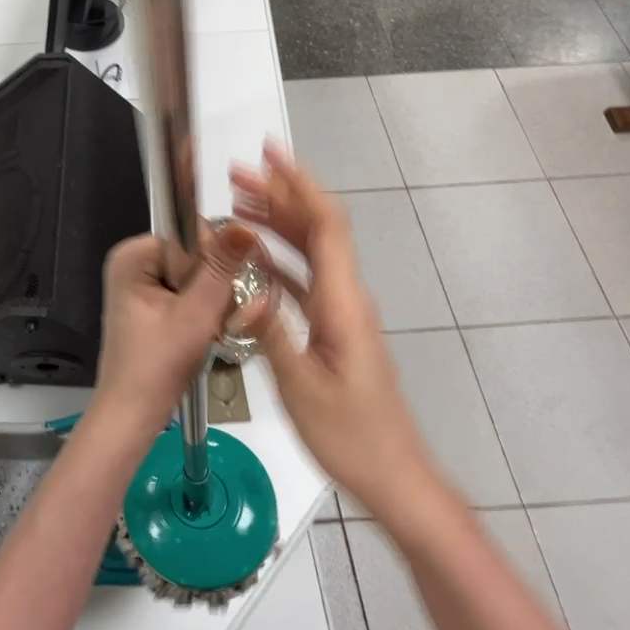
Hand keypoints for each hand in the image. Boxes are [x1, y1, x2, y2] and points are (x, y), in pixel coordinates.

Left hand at [94, 224, 258, 429]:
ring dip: (211, 302)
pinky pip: (189, 291)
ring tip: (207, 330)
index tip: (216, 298)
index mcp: (133, 254)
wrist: (133, 413)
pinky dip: (202, 312)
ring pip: (198, 275)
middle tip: (215, 321)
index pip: (193, 235)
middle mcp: (133, 260)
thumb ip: (220, 267)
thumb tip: (242, 226)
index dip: (213, 264)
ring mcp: (141, 282)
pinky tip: (202, 333)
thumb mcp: (196, 313)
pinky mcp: (150, 302)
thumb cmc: (158, 365)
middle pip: (196, 254)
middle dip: (213, 287)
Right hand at [233, 142, 441, 509]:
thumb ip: (269, 331)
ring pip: (309, 252)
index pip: (326, 224)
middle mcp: (346, 297)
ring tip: (236, 207)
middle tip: (236, 176)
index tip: (270, 155)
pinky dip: (277, 261)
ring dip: (275, 225)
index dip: (299, 184)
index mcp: (342, 302)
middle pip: (316, 229)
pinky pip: (304, 280)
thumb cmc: (351, 435)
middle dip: (278, 195)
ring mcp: (342, 312)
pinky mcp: (335, 329)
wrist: (393, 475)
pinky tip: (250, 261)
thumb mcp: (300, 385)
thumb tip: (241, 291)